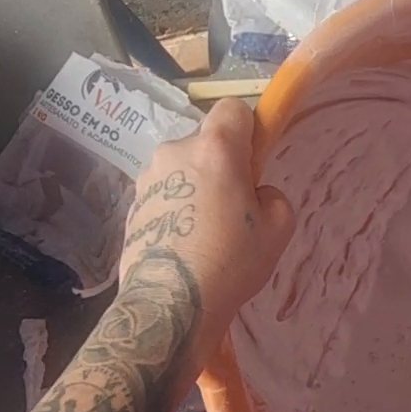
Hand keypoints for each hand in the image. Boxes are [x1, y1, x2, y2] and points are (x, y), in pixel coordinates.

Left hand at [120, 98, 293, 342]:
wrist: (172, 303)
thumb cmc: (232, 260)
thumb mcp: (279, 227)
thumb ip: (272, 194)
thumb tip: (255, 193)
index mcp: (216, 148)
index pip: (233, 108)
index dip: (248, 127)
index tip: (254, 158)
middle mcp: (175, 151)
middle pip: (206, 142)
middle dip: (220, 163)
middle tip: (233, 205)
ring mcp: (148, 177)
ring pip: (183, 168)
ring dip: (195, 185)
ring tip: (206, 230)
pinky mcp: (131, 203)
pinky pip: (165, 192)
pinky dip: (176, 207)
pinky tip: (184, 242)